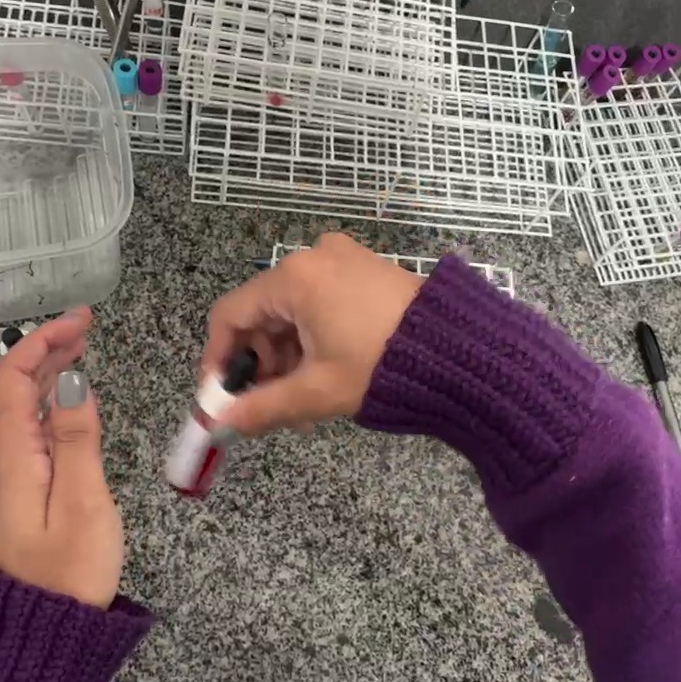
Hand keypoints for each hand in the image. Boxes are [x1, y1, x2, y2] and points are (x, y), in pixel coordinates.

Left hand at [0, 306, 121, 609]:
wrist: (46, 632)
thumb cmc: (70, 569)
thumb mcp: (83, 501)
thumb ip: (77, 439)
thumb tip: (72, 381)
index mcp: (13, 456)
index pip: (14, 378)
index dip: (42, 340)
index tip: (81, 321)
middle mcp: (1, 460)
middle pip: (14, 388)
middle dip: (47, 349)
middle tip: (89, 329)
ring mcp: (8, 477)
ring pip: (21, 408)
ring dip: (48, 373)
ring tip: (84, 352)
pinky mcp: (21, 492)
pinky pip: (30, 432)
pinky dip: (50, 404)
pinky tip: (73, 402)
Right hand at [202, 232, 423, 438]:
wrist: (461, 350)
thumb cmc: (382, 366)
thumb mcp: (318, 392)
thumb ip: (262, 408)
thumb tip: (223, 424)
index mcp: (294, 278)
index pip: (230, 315)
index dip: (218, 358)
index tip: (219, 396)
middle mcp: (314, 257)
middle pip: (263, 313)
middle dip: (262, 363)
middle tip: (270, 404)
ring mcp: (343, 259)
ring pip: (294, 311)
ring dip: (290, 355)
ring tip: (304, 399)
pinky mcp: (366, 269)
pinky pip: (322, 303)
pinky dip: (315, 337)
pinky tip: (327, 374)